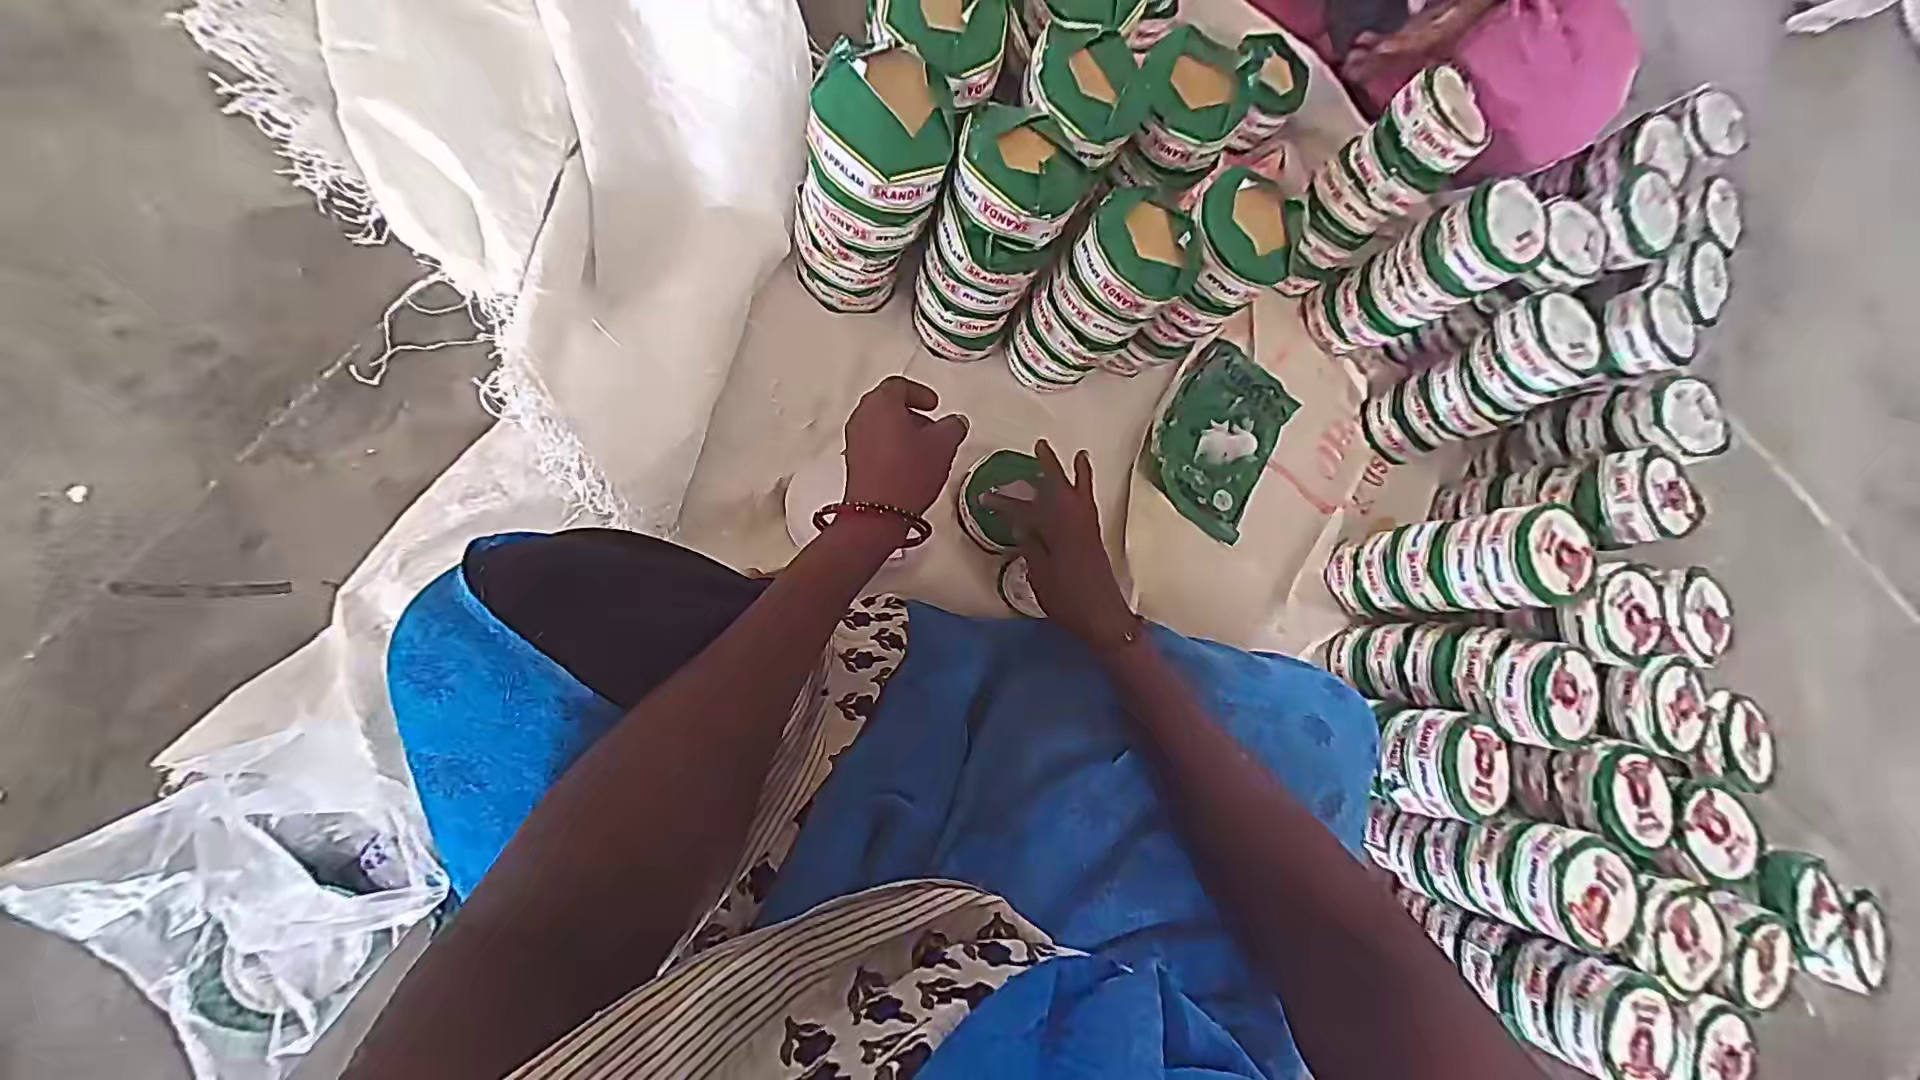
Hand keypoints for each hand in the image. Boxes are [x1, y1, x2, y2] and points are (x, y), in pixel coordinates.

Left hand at [843, 376, 968, 514]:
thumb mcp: (943, 445)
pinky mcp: (852, 462)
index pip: (899, 385)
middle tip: (931, 426)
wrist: (878, 513)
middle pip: (886, 404)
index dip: (920, 393)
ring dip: (900, 430)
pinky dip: (890, 445)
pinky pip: (873, 443)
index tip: (935, 406)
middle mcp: (862, 415)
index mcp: (882, 402)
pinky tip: (907, 464)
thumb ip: (953, 426)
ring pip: (879, 424)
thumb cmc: (910, 471)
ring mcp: (853, 439)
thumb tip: (955, 422)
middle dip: (910, 412)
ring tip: (923, 449)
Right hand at [985, 440, 1137, 650]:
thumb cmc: (1067, 598)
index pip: (1024, 509)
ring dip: (1075, 472)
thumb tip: (1021, 523)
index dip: (1004, 503)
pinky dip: (1087, 489)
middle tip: (1040, 446)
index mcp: (1055, 529)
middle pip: (1059, 487)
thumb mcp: (1040, 574)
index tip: (986, 498)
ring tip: (1078, 454)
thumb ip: (1031, 546)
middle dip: (1048, 466)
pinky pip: (1089, 502)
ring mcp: (1088, 527)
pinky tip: (1083, 488)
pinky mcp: (1095, 536)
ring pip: (1080, 491)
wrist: (1103, 616)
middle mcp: (1074, 521)